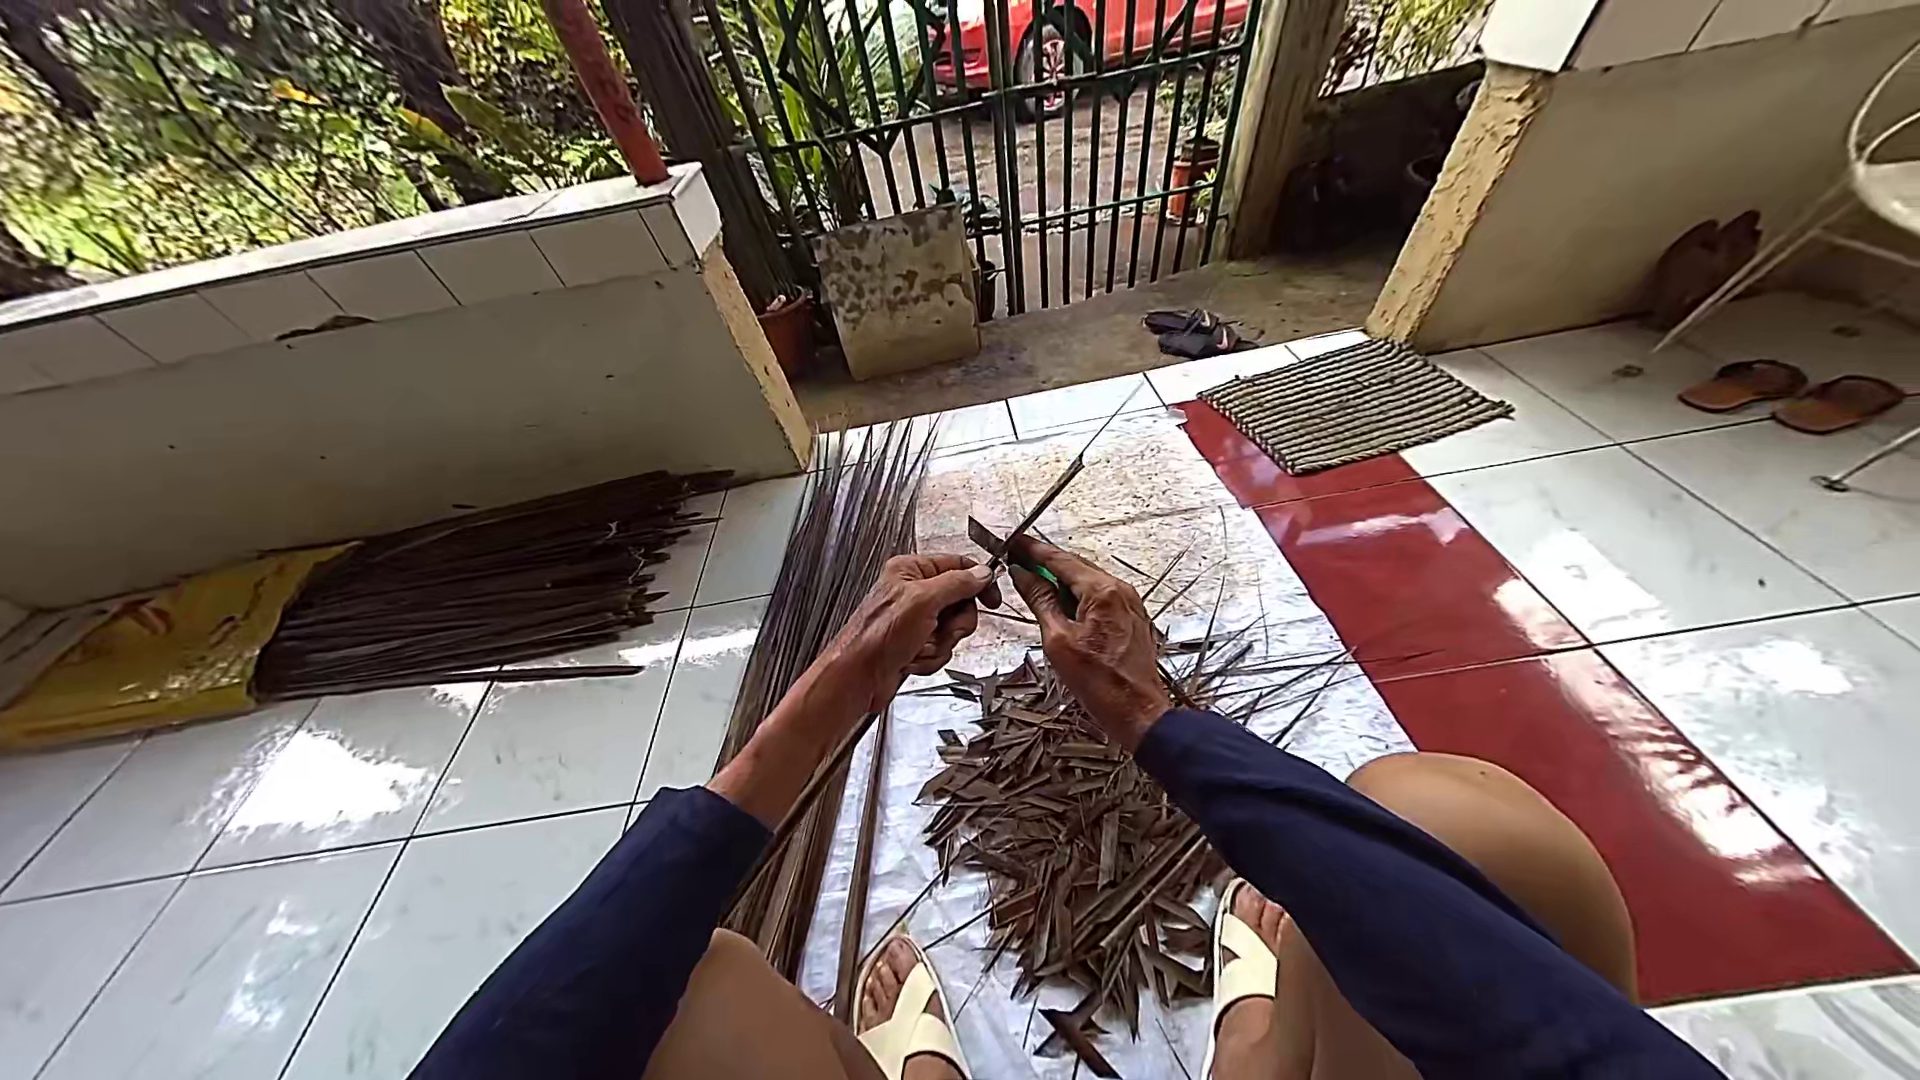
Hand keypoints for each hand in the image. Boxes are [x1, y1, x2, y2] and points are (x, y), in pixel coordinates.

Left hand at [815, 553, 1002, 713]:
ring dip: (940, 643)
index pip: (957, 566)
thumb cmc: (876, 636)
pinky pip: (941, 648)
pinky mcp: (914, 644)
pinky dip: (931, 656)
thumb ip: (957, 583)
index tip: (991, 598)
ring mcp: (914, 620)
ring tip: (919, 645)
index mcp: (910, 571)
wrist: (858, 677)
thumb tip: (981, 573)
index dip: (977, 582)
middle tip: (940, 628)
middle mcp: (912, 593)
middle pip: (960, 602)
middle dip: (953, 623)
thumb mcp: (924, 601)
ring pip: (952, 629)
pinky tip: (912, 657)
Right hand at [1006, 537, 1169, 748]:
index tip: (1015, 543)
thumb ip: (1040, 601)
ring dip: (1059, 580)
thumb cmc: (1101, 684)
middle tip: (1018, 561)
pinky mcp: (1130, 617)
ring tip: (1034, 584)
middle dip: (1045, 563)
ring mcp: (1128, 603)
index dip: (1033, 550)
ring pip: (1086, 581)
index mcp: (1102, 592)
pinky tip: (1060, 605)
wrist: (1137, 712)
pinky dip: (1076, 595)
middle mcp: (1120, 591)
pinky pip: (1098, 596)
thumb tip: (1024, 576)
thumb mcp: (1057, 639)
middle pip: (1075, 566)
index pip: (1060, 560)